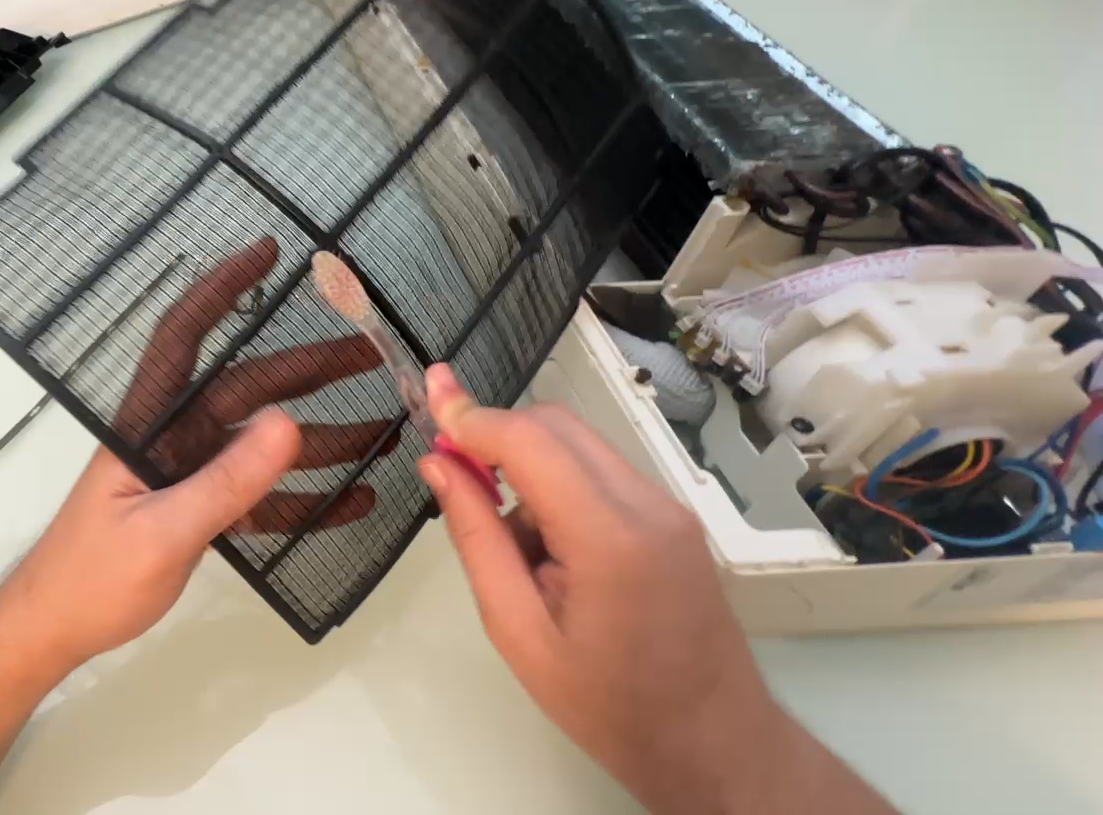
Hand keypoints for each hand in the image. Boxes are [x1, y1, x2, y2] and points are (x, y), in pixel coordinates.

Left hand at [0, 239, 392, 664]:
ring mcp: (192, 471)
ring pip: (264, 441)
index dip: (220, 289)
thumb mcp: (161, 531)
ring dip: (323, 436)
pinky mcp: (203, 509)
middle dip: (308, 367)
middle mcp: (175, 435)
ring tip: (386, 432)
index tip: (265, 252)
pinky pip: (263, 495)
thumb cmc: (92, 575)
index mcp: (149, 422)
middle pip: (248, 388)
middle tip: (372, 352)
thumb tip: (288, 421)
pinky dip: (306, 498)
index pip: (183, 336)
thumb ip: (224, 482)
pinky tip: (356, 501)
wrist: (57, 627)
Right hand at [417, 364, 791, 812]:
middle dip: (494, 431)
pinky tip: (547, 544)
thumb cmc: (608, 704)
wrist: (719, 748)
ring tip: (512, 539)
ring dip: (523, 460)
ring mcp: (667, 507)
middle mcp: (647, 505)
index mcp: (609, 538)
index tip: (426, 397)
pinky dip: (553, 480)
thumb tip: (437, 464)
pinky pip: (595, 467)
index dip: (470, 415)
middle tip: (451, 469)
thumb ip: (475, 537)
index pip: (527, 441)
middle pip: (553, 424)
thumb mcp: (517, 630)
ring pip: (574, 440)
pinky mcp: (671, 515)